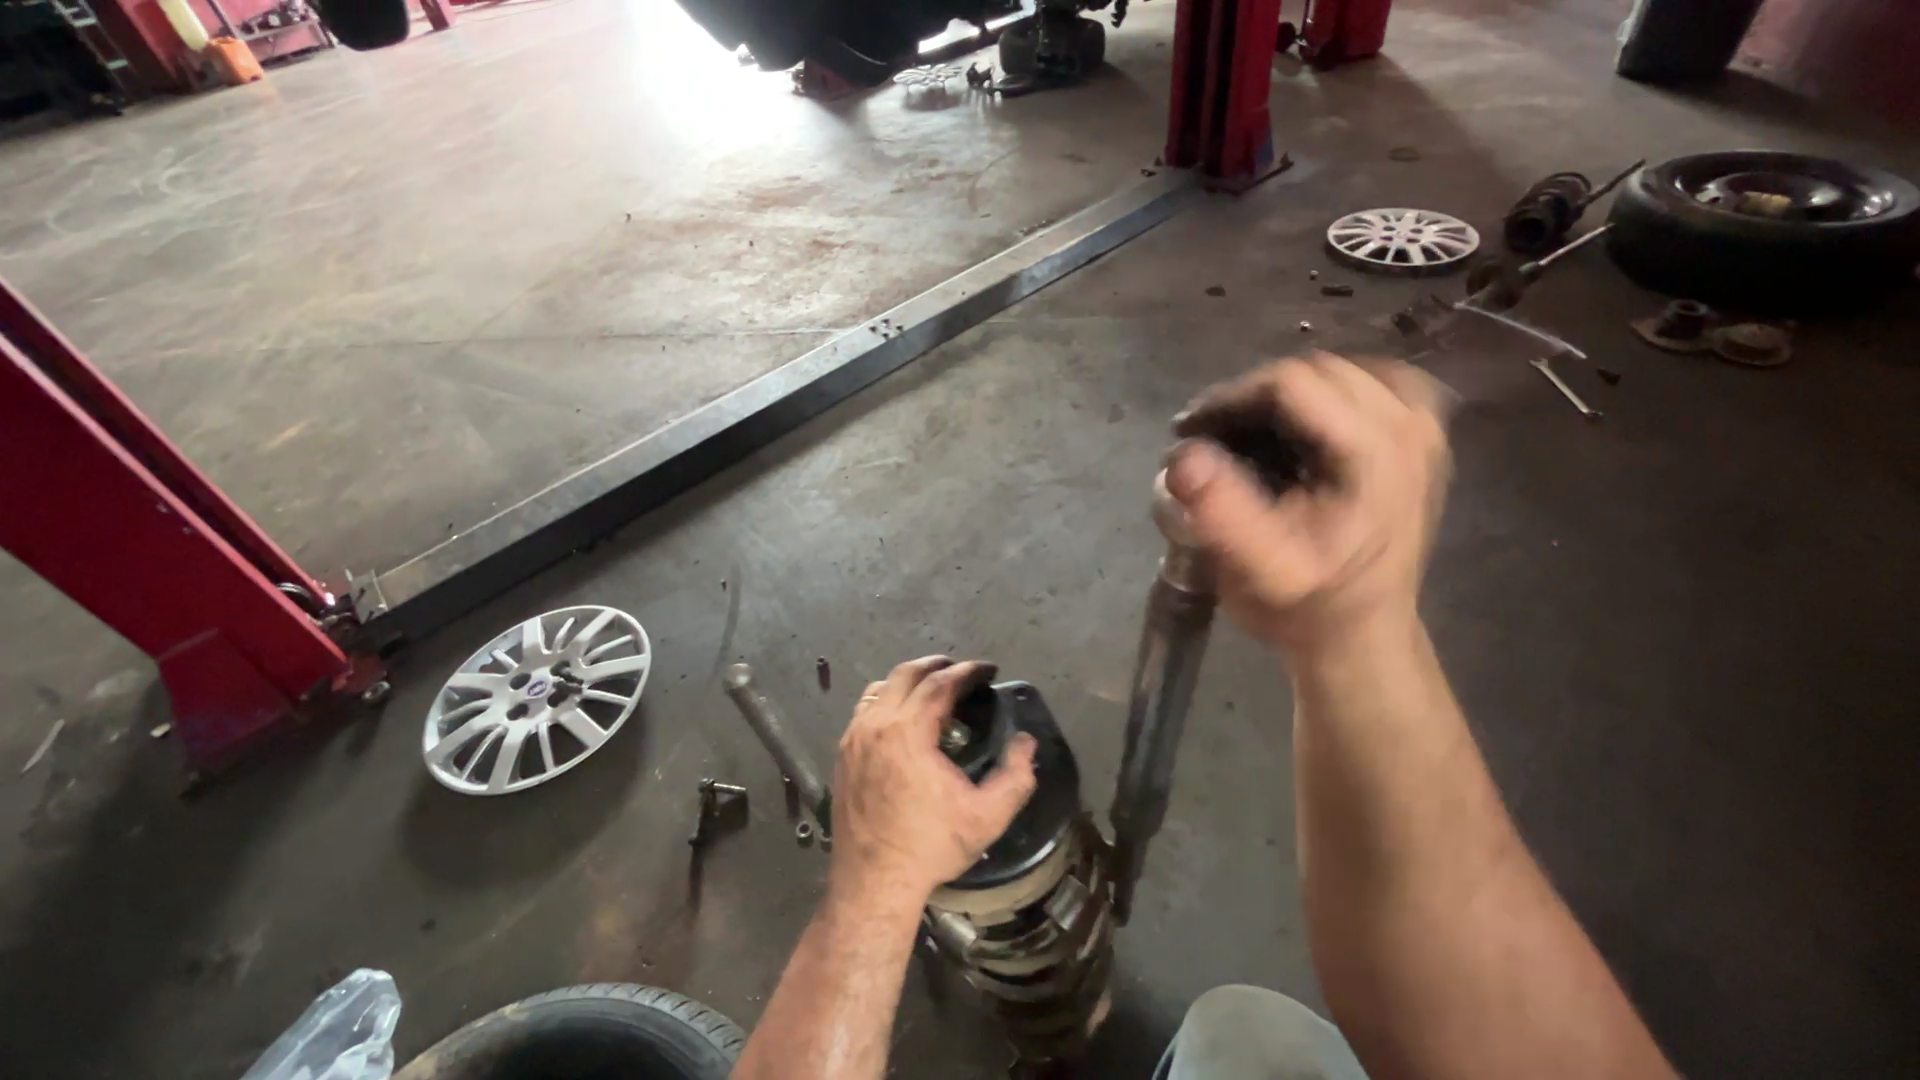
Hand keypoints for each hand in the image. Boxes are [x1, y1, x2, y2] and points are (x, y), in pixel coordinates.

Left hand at [830, 657, 1038, 903]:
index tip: (988, 670)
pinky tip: (901, 717)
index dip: (967, 671)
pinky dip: (886, 700)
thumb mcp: (987, 816)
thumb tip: (1026, 743)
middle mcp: (876, 725)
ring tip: (931, 688)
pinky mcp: (843, 756)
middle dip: (936, 665)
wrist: (874, 881)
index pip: (940, 683)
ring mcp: (853, 739)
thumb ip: (1015, 776)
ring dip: (908, 680)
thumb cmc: (931, 846)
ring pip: (879, 688)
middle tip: (961, 671)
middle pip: (905, 674)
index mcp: (908, 732)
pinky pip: (863, 710)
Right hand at [1167, 350, 1450, 653]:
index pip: (1293, 383)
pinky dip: (1327, 396)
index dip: (1231, 397)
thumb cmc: (1306, 607)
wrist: (1360, 636)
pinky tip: (1301, 428)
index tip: (1190, 430)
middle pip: (1317, 369)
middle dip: (1254, 395)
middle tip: (1212, 437)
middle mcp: (1412, 428)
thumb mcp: (1258, 570)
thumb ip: (1222, 513)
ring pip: (1342, 371)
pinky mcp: (1423, 437)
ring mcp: (1425, 429)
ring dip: (1287, 394)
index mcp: (1376, 454)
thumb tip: (1182, 456)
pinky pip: (1371, 384)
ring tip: (1249, 433)